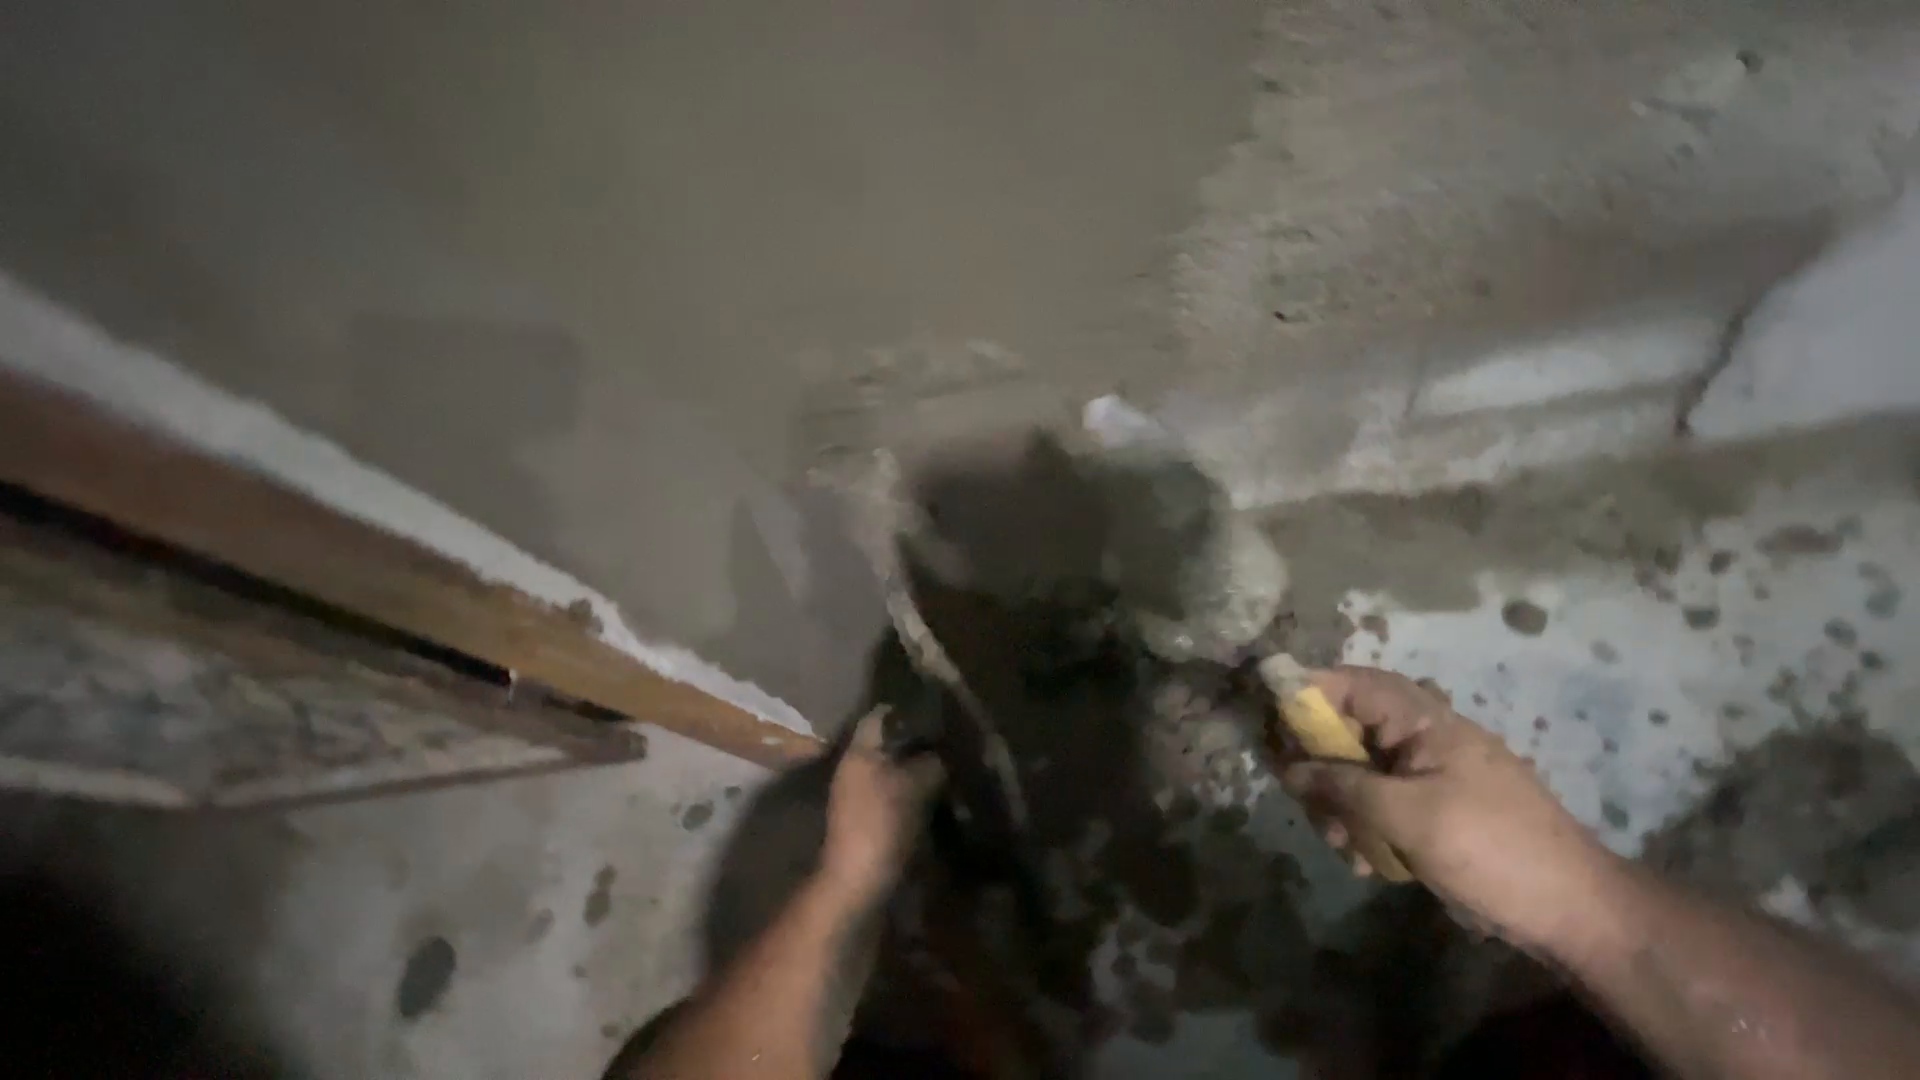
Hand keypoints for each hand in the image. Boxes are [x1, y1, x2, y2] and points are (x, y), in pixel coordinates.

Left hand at [818, 706, 945, 908]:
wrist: (858, 884)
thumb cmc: (882, 823)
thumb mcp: (917, 784)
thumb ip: (934, 760)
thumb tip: (949, 751)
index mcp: (859, 752)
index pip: (880, 715)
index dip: (907, 709)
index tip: (938, 708)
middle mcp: (857, 768)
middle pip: (890, 744)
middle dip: (920, 741)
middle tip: (954, 738)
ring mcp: (863, 797)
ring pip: (897, 771)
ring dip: (922, 769)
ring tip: (956, 766)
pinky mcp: (873, 822)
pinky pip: (899, 796)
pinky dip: (919, 793)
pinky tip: (944, 797)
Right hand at [1282, 666, 1622, 950]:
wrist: (1574, 913)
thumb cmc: (1492, 848)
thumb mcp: (1408, 815)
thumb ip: (1342, 785)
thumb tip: (1286, 768)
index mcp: (1423, 721)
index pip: (1350, 684)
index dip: (1306, 693)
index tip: (1268, 720)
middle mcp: (1419, 738)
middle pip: (1343, 730)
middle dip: (1317, 767)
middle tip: (1304, 801)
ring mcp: (1424, 775)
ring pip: (1354, 772)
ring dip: (1336, 805)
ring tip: (1343, 846)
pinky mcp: (1427, 809)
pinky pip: (1375, 803)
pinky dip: (1361, 826)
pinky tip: (1366, 862)